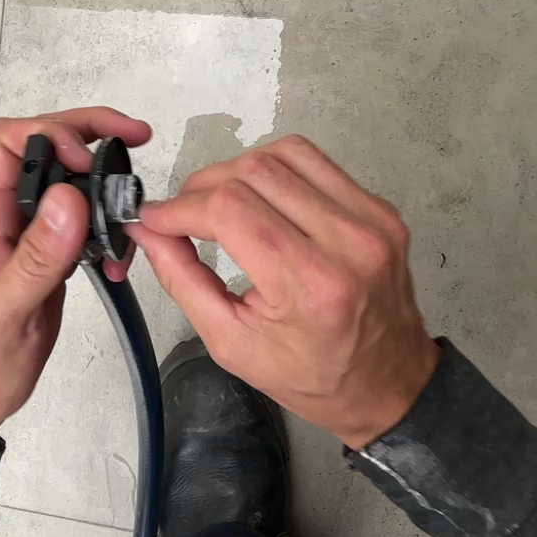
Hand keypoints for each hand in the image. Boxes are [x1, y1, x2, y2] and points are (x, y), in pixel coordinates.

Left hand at [0, 107, 152, 455]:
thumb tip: (71, 197)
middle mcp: (8, 216)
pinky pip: (82, 220)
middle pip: (45, 147)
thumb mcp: (2, 315)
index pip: (7, 144)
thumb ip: (35, 259)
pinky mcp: (51, 255)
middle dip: (90, 132)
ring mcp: (30, 234)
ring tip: (135, 202)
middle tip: (137, 136)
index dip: (50, 135)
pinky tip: (120, 256)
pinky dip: (108, 226)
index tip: (87, 161)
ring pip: (69, 181)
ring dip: (106, 182)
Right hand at [128, 136, 438, 449]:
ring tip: (218, 203)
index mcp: (310, 285)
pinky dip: (274, 168)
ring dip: (236, 170)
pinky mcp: (378, 207)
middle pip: (253, 171)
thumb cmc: (311, 375)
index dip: (181, 207)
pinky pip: (313, 161)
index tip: (154, 218)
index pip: (230, 209)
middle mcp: (347, 242)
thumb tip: (146, 229)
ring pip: (283, 153)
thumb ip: (182, 279)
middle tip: (182, 215)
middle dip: (202, 187)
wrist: (389, 383)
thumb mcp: (231, 344)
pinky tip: (260, 196)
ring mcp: (369, 218)